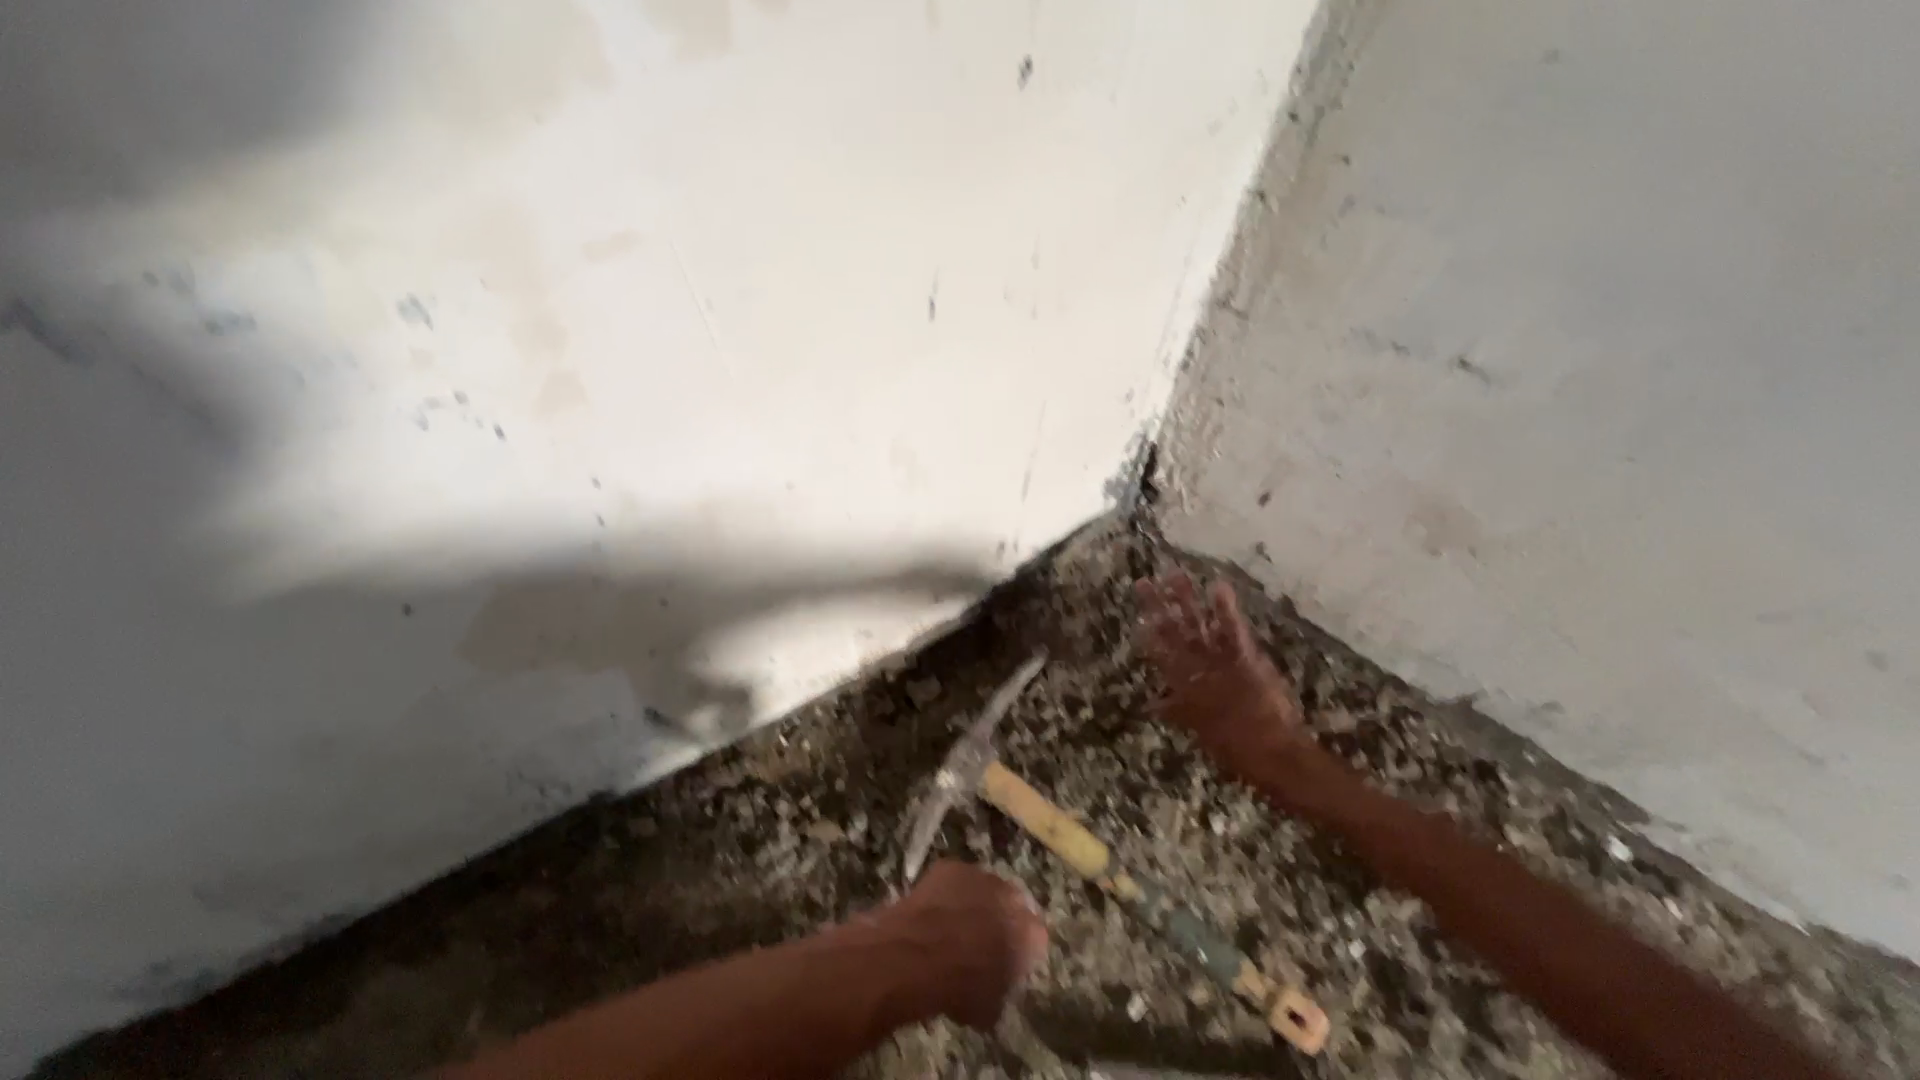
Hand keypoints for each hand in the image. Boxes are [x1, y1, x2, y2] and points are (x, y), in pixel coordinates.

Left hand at [882, 861, 1047, 1028]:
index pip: (1036, 939)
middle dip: (1000, 920)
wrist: (917, 956)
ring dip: (975, 902)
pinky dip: (948, 892)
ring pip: (983, 888)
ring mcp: (981, 875)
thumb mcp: (989, 1007)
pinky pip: (954, 880)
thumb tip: (995, 989)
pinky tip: (933, 910)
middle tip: (980, 940)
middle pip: (1012, 906)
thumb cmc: (959, 988)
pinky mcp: (951, 866)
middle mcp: (1013, 897)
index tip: (1006, 960)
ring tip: (953, 923)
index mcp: (1030, 933)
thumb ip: (1001, 990)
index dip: (1020, 950)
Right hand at [1134, 571, 1322, 789]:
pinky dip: (1224, 608)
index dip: (1149, 634)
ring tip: (1173, 574)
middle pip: (1173, 632)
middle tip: (1144, 582)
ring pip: (1198, 624)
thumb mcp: (1199, 732)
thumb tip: (1153, 705)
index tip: (1139, 616)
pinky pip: (1231, 629)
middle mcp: (1196, 669)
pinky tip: (1216, 585)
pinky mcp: (1244, 657)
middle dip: (1157, 607)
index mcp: (1184, 687)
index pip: (1160, 654)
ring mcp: (1220, 662)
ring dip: (1185, 598)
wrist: (1270, 753)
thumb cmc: (1235, 749)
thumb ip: (1177, 713)